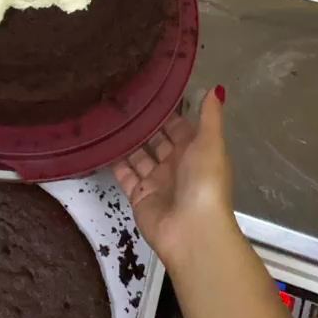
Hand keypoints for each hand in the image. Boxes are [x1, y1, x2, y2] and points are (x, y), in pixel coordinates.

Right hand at [113, 88, 235, 266]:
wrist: (192, 230)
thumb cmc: (204, 182)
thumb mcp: (211, 143)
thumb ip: (210, 116)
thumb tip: (217, 87)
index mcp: (194, 152)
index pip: (178, 127)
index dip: (165, 111)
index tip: (145, 89)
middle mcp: (175, 165)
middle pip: (156, 140)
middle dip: (142, 124)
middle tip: (119, 101)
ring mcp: (156, 182)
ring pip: (138, 156)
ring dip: (126, 140)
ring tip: (106, 117)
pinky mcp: (138, 195)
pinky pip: (124, 175)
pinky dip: (113, 161)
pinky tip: (100, 142)